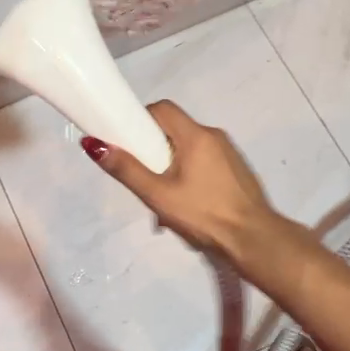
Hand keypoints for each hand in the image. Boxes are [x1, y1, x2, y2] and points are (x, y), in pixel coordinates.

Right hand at [83, 101, 280, 259]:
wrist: (255, 241)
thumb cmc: (204, 215)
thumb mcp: (158, 195)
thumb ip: (126, 169)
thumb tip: (94, 144)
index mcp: (196, 136)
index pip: (162, 109)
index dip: (139, 120)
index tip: (127, 143)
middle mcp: (214, 136)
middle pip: (173, 130)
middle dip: (153, 151)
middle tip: (143, 180)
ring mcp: (229, 154)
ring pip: (188, 149)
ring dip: (170, 168)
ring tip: (164, 203)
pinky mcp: (237, 171)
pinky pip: (204, 164)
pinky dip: (189, 177)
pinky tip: (187, 208)